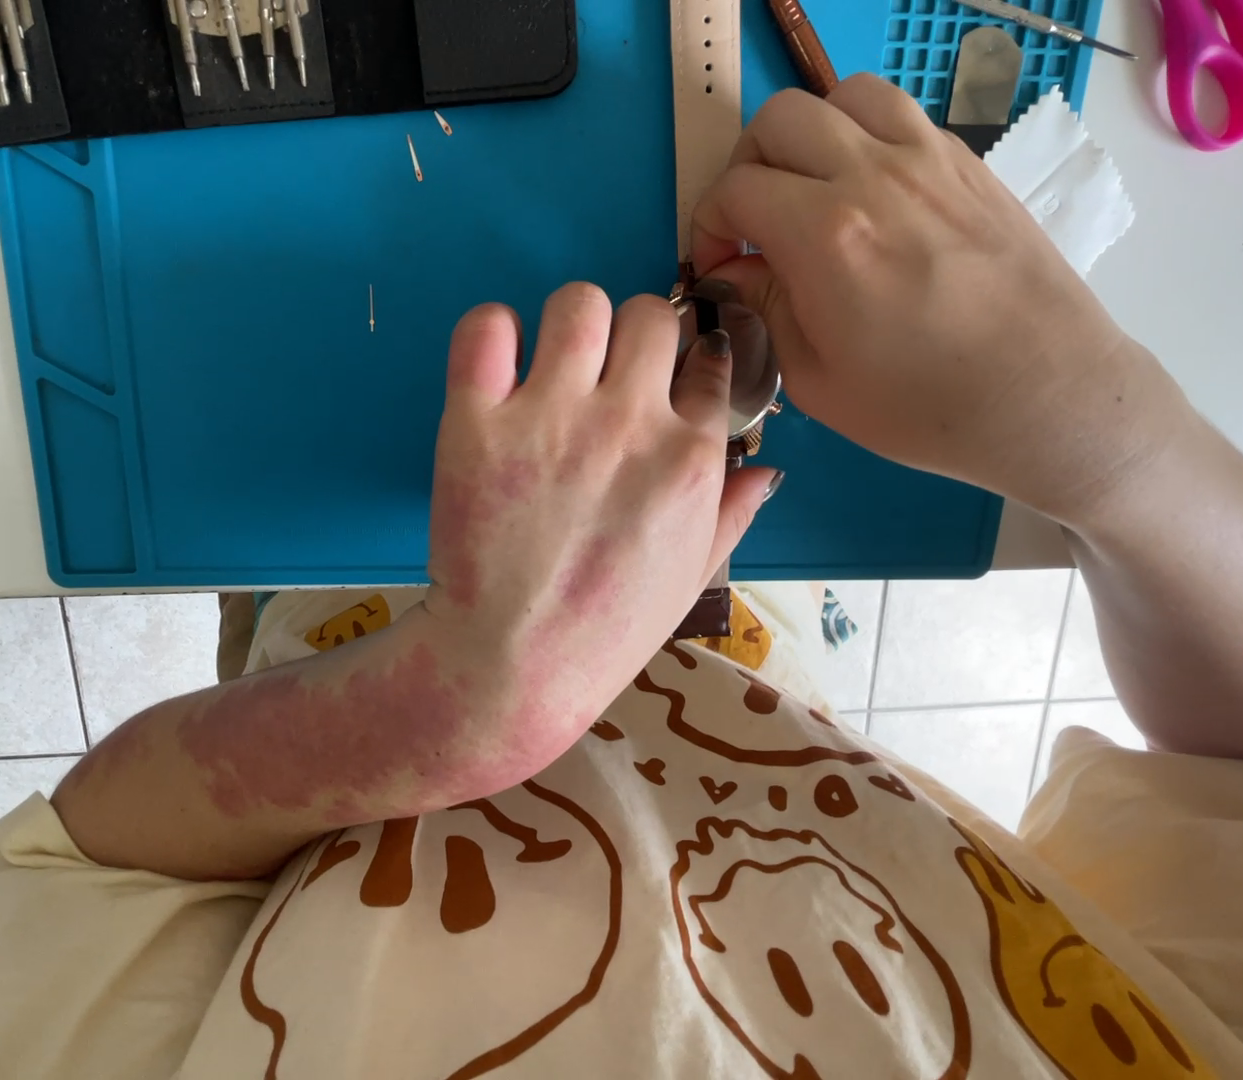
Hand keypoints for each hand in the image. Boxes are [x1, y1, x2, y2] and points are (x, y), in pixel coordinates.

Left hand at [413, 284, 778, 787]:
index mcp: (690, 459)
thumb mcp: (692, 580)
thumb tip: (767, 467)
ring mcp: (550, 417)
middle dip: (633, 335)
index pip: (706, 360)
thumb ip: (734, 515)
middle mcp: (628, 423)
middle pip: (647, 313)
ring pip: (578, 302)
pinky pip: (487, 326)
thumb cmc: (606, 631)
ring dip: (571, 325)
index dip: (685, 364)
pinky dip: (493, 333)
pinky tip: (498, 367)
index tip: (662, 380)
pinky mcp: (474, 423)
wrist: (511, 664)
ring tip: (553, 368)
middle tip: (605, 374)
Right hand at [691, 76, 1191, 521]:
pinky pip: (896, 113)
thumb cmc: (919, 405)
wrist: (1041, 396)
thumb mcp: (814, 377)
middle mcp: (873, 176)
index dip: (707, 228)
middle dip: (745, 170)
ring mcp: (927, 158)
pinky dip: (859, 137)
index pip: (735, 189)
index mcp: (826, 236)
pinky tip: (864, 196)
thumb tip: (733, 272)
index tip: (718, 269)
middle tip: (752, 227)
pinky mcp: (966, 161)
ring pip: (841, 95)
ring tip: (807, 194)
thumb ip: (765, 308)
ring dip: (806, 137)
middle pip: (778, 121)